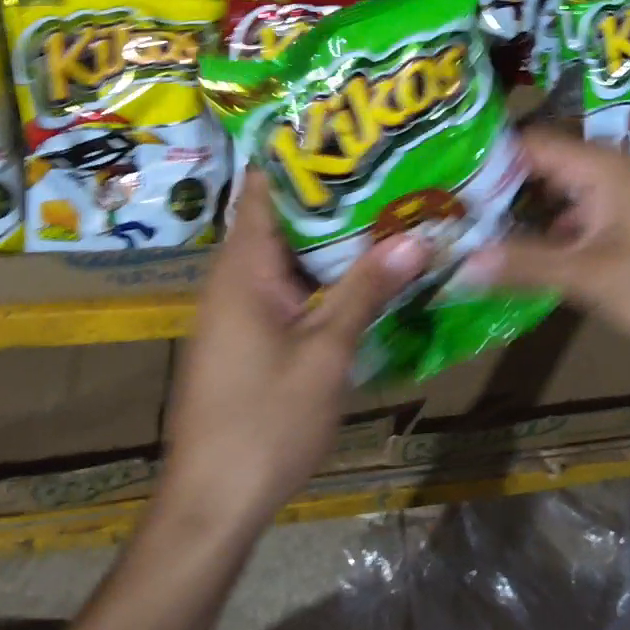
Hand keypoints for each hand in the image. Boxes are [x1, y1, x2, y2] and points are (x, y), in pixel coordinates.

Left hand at [158, 171, 429, 531]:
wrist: (213, 503)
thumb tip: (416, 237)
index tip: (349, 127)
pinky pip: (288, 289)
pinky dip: (323, 277)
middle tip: (391, 170)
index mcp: (242, 268)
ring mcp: (239, 310)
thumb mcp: (326, 353)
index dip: (302, 154)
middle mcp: (233, 279)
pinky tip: (367, 276)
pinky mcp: (248, 338)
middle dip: (334, 197)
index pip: (265, 187)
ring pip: (289, 258)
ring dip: (333, 241)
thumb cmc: (265, 421)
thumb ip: (367, 290)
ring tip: (391, 212)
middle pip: (283, 220)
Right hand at [461, 127, 629, 377]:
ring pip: (563, 200)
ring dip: (525, 218)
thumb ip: (525, 265)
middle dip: (498, 191)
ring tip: (474, 237)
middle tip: (449, 213)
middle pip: (542, 170)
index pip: (528, 142)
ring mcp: (629, 204)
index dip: (484, 156)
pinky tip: (525, 262)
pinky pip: (585, 224)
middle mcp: (614, 174)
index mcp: (602, 166)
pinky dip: (554, 238)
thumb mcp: (592, 276)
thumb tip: (459, 263)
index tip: (441, 179)